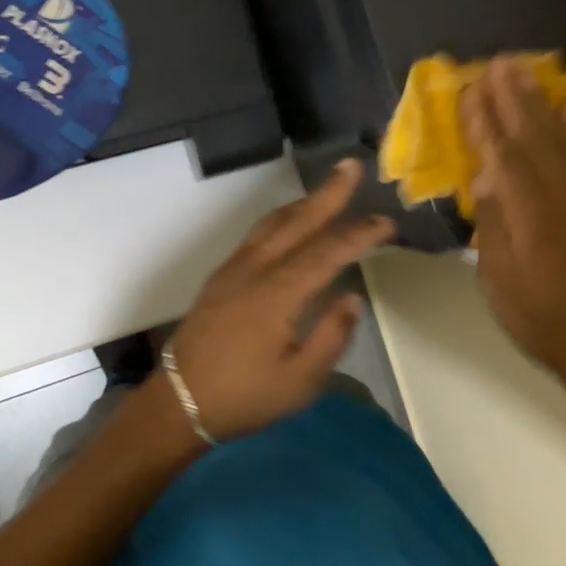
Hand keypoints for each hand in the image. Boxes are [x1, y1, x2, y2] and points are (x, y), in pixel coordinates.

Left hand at [163, 160, 393, 439]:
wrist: (180, 399)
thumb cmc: (243, 396)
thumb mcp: (299, 382)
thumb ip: (330, 337)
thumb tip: (352, 298)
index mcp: (278, 294)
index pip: (326, 253)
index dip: (359, 234)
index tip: (386, 221)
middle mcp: (255, 269)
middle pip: (298, 221)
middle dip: (328, 193)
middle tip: (352, 166)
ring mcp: (234, 268)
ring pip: (274, 222)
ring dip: (304, 202)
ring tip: (328, 188)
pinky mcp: (221, 275)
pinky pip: (257, 234)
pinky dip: (282, 218)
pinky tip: (290, 221)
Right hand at [462, 57, 565, 401]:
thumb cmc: (543, 320)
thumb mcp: (500, 280)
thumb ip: (493, 226)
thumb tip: (485, 180)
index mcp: (529, 214)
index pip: (502, 155)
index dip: (484, 120)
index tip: (470, 88)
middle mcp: (561, 196)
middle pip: (533, 136)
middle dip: (513, 97)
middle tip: (498, 62)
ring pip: (562, 139)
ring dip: (542, 102)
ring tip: (526, 72)